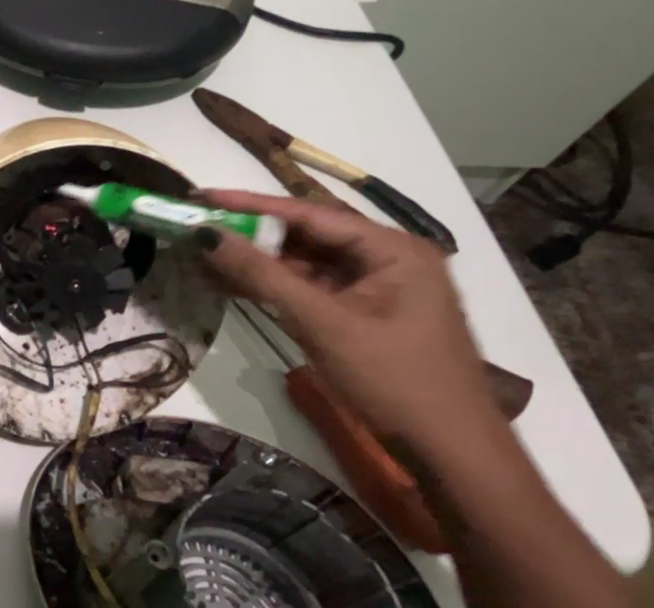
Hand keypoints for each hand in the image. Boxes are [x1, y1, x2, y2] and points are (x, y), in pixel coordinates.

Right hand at [200, 190, 501, 448]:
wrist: (454, 456)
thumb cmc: (396, 380)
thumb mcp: (322, 323)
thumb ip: (261, 274)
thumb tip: (204, 234)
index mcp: (393, 250)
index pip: (308, 213)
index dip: (249, 204)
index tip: (201, 196)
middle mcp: (389, 258)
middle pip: (307, 234)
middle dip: (251, 233)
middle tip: (199, 226)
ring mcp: (380, 287)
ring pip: (306, 261)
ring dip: (259, 261)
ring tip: (206, 256)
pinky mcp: (368, 313)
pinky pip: (314, 286)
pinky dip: (276, 285)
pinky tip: (235, 284)